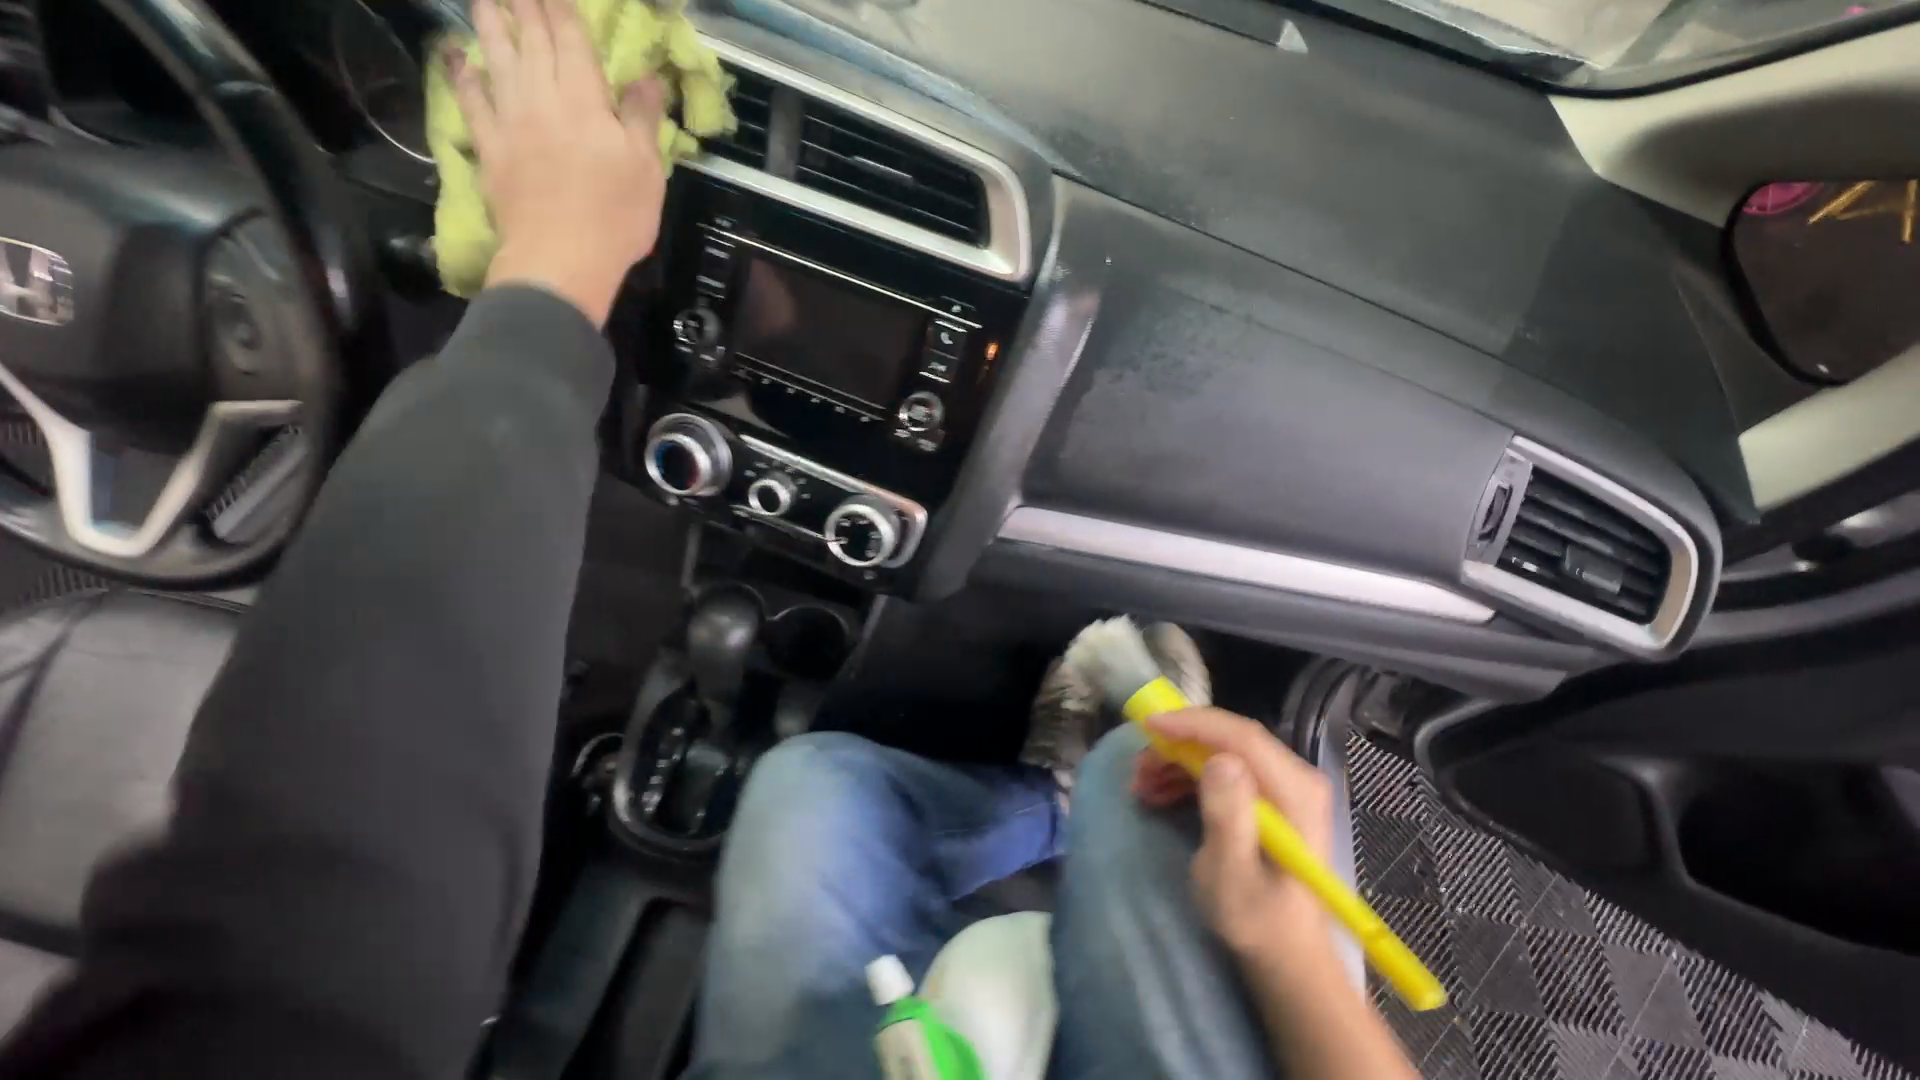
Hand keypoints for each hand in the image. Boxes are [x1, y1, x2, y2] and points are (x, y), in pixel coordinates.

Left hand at [454, 0, 667, 324]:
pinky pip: (472, 103)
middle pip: (531, 41)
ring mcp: (510, 121)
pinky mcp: (490, 149)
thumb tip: (646, 77)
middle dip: (525, 6)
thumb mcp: (647, 168)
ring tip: (485, 1)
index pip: (570, 38)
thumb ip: (643, 118)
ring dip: (490, 25)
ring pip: (497, 60)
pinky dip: (464, 77)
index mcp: (584, 99)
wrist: (561, 257)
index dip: (561, 7)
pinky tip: (461, 60)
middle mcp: (542, 98)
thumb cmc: (615, 216)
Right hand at [1132, 708, 1336, 964]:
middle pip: (1229, 738)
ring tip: (1142, 786)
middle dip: (1177, 744)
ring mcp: (1284, 786)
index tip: (1147, 726)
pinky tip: (1160, 793)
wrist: (1285, 955)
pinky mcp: (1270, 797)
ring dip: (1177, 761)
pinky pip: (1224, 768)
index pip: (1241, 736)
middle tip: (1137, 769)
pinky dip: (1189, 775)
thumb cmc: (1256, 920)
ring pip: (1222, 751)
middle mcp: (1296, 778)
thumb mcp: (1232, 874)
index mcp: (1295, 792)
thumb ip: (1227, 816)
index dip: (1193, 724)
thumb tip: (1220, 760)